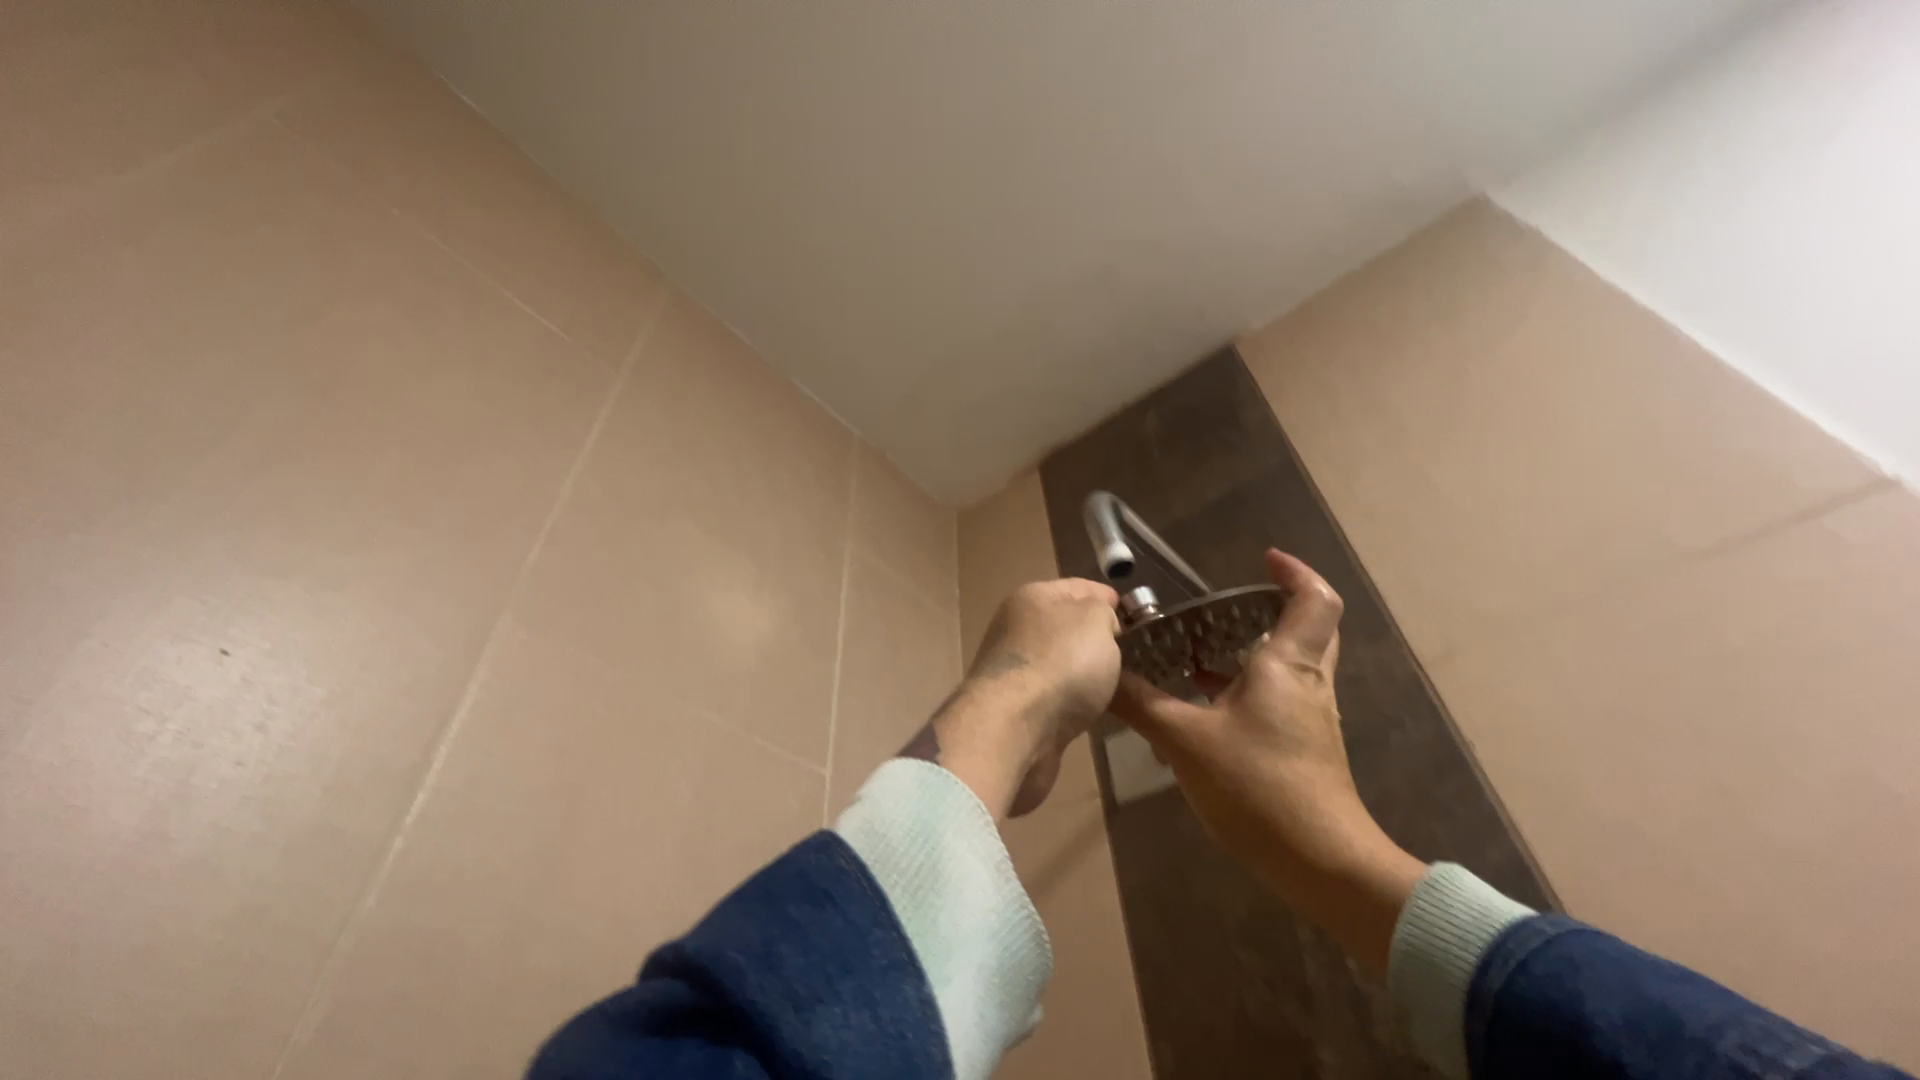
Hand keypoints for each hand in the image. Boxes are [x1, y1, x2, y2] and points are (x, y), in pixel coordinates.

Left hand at [902, 579, 1120, 819]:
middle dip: (1095, 635)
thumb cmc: (1060, 664)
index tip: (1132, 612)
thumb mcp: (1095, 620)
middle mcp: (1016, 628)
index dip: (1106, 596)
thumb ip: (1103, 612)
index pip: (1077, 587)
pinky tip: (1092, 706)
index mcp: (1031, 597)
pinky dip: (1072, 697)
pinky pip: (1054, 693)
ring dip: (1083, 669)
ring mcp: (1013, 669)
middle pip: (1065, 625)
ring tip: (1117, 679)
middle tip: (1130, 649)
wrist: (1014, 729)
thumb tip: (1099, 624)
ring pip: (1059, 661)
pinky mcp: (1015, 706)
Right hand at [1110, 550, 1422, 973]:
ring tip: (1194, 653)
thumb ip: (1140, 703)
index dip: (1294, 571)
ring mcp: (1307, 717)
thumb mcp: (1184, 742)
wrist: (1321, 862)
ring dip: (1247, 651)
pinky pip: (1274, 698)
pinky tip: (1200, 707)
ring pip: (1286, 665)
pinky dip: (1242, 688)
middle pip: (1305, 628)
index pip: (1314, 599)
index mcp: (1286, 665)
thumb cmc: (1259, 787)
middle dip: (1267, 608)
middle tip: (1220, 606)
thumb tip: (1101, 673)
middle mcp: (1305, 683)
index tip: (1263, 559)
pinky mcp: (1300, 746)